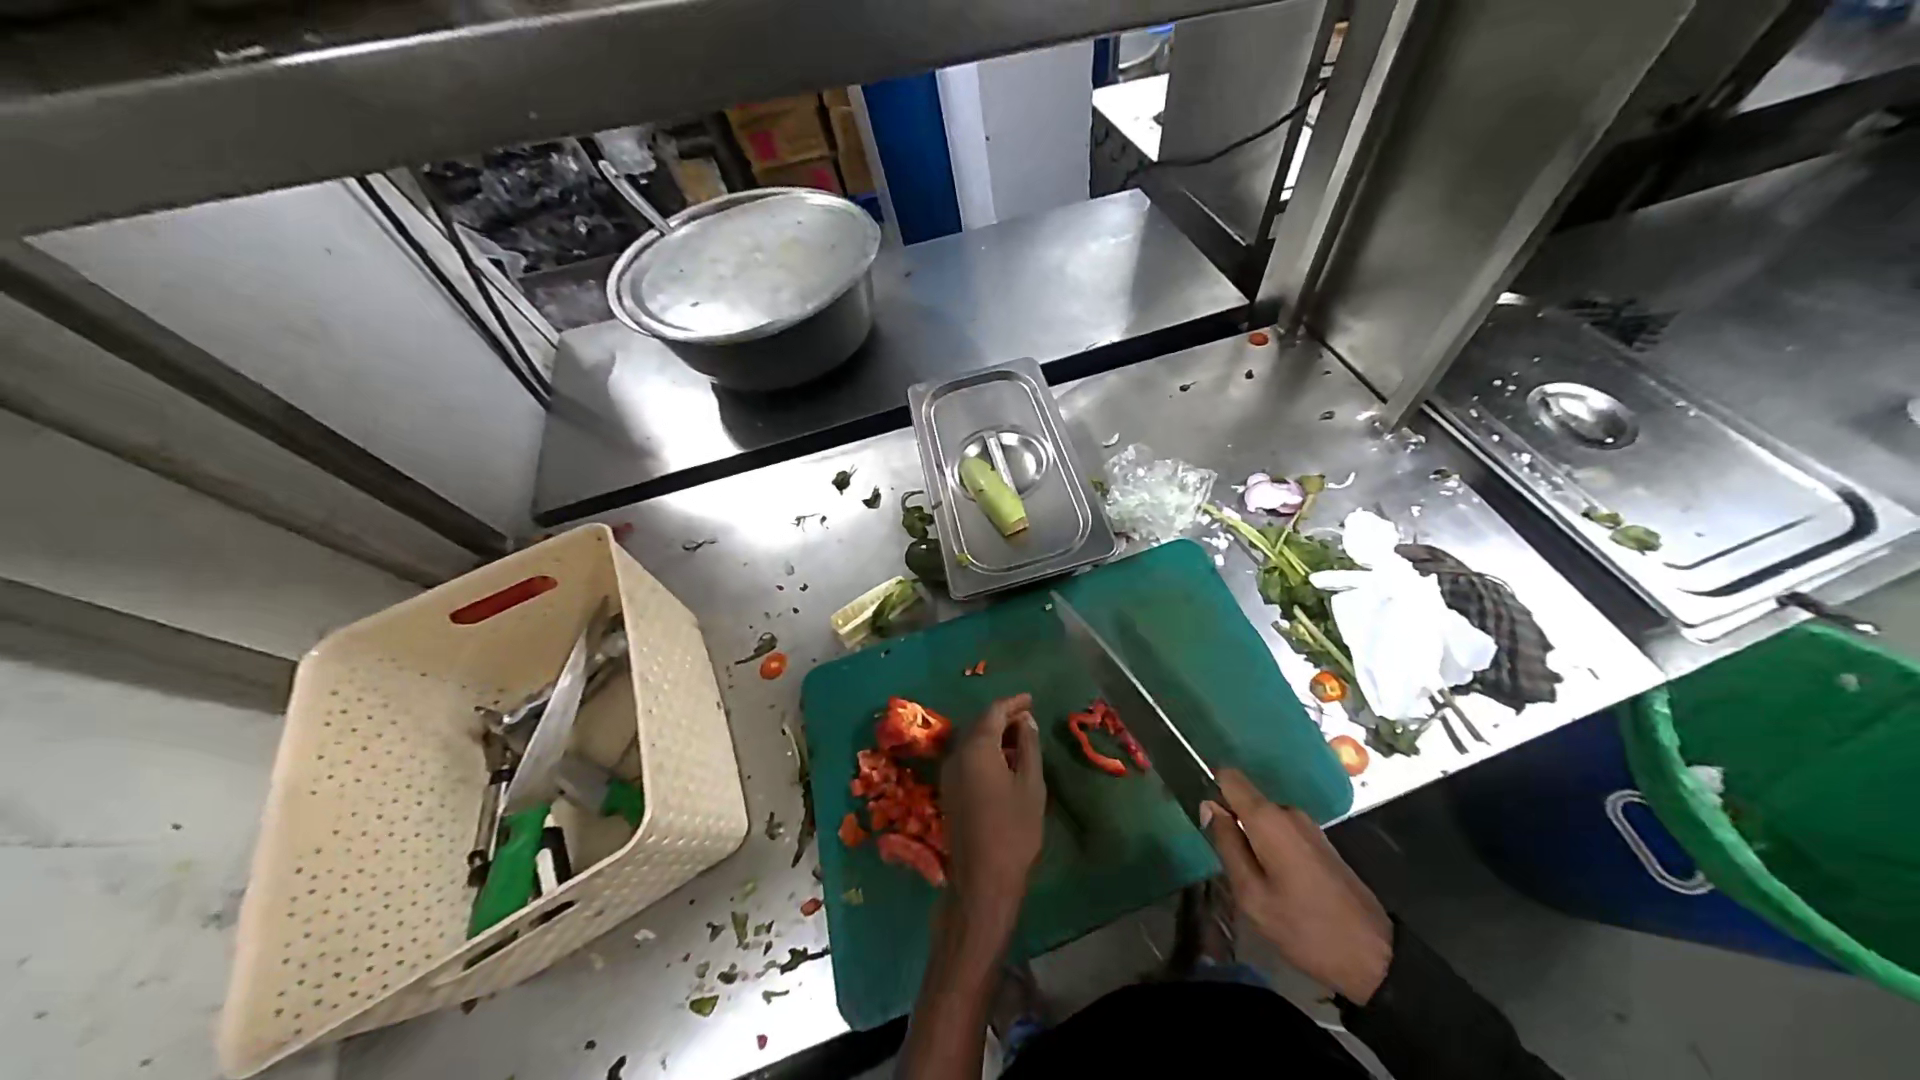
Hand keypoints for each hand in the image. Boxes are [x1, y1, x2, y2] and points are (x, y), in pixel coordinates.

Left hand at [940, 693, 1045, 918]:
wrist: (984, 876)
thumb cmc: (1014, 829)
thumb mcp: (1030, 784)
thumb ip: (1028, 746)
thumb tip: (1025, 720)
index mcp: (976, 748)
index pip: (993, 712)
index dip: (1013, 702)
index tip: (1031, 699)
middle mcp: (956, 754)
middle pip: (978, 724)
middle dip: (1002, 717)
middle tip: (1028, 717)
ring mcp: (949, 773)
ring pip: (971, 741)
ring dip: (993, 734)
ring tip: (1020, 737)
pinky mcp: (949, 789)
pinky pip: (966, 757)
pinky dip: (984, 750)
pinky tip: (1004, 760)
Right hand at [1202, 768, 1393, 1003]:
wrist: (1374, 957)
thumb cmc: (1305, 928)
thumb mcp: (1252, 894)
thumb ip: (1227, 845)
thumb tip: (1208, 807)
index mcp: (1269, 819)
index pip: (1230, 777)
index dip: (1210, 786)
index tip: (1199, 813)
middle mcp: (1289, 813)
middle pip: (1246, 801)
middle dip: (1230, 822)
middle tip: (1224, 862)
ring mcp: (1308, 828)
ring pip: (1263, 819)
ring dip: (1250, 839)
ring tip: (1247, 878)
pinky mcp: (1320, 844)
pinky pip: (1280, 832)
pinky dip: (1269, 848)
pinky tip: (1272, 881)